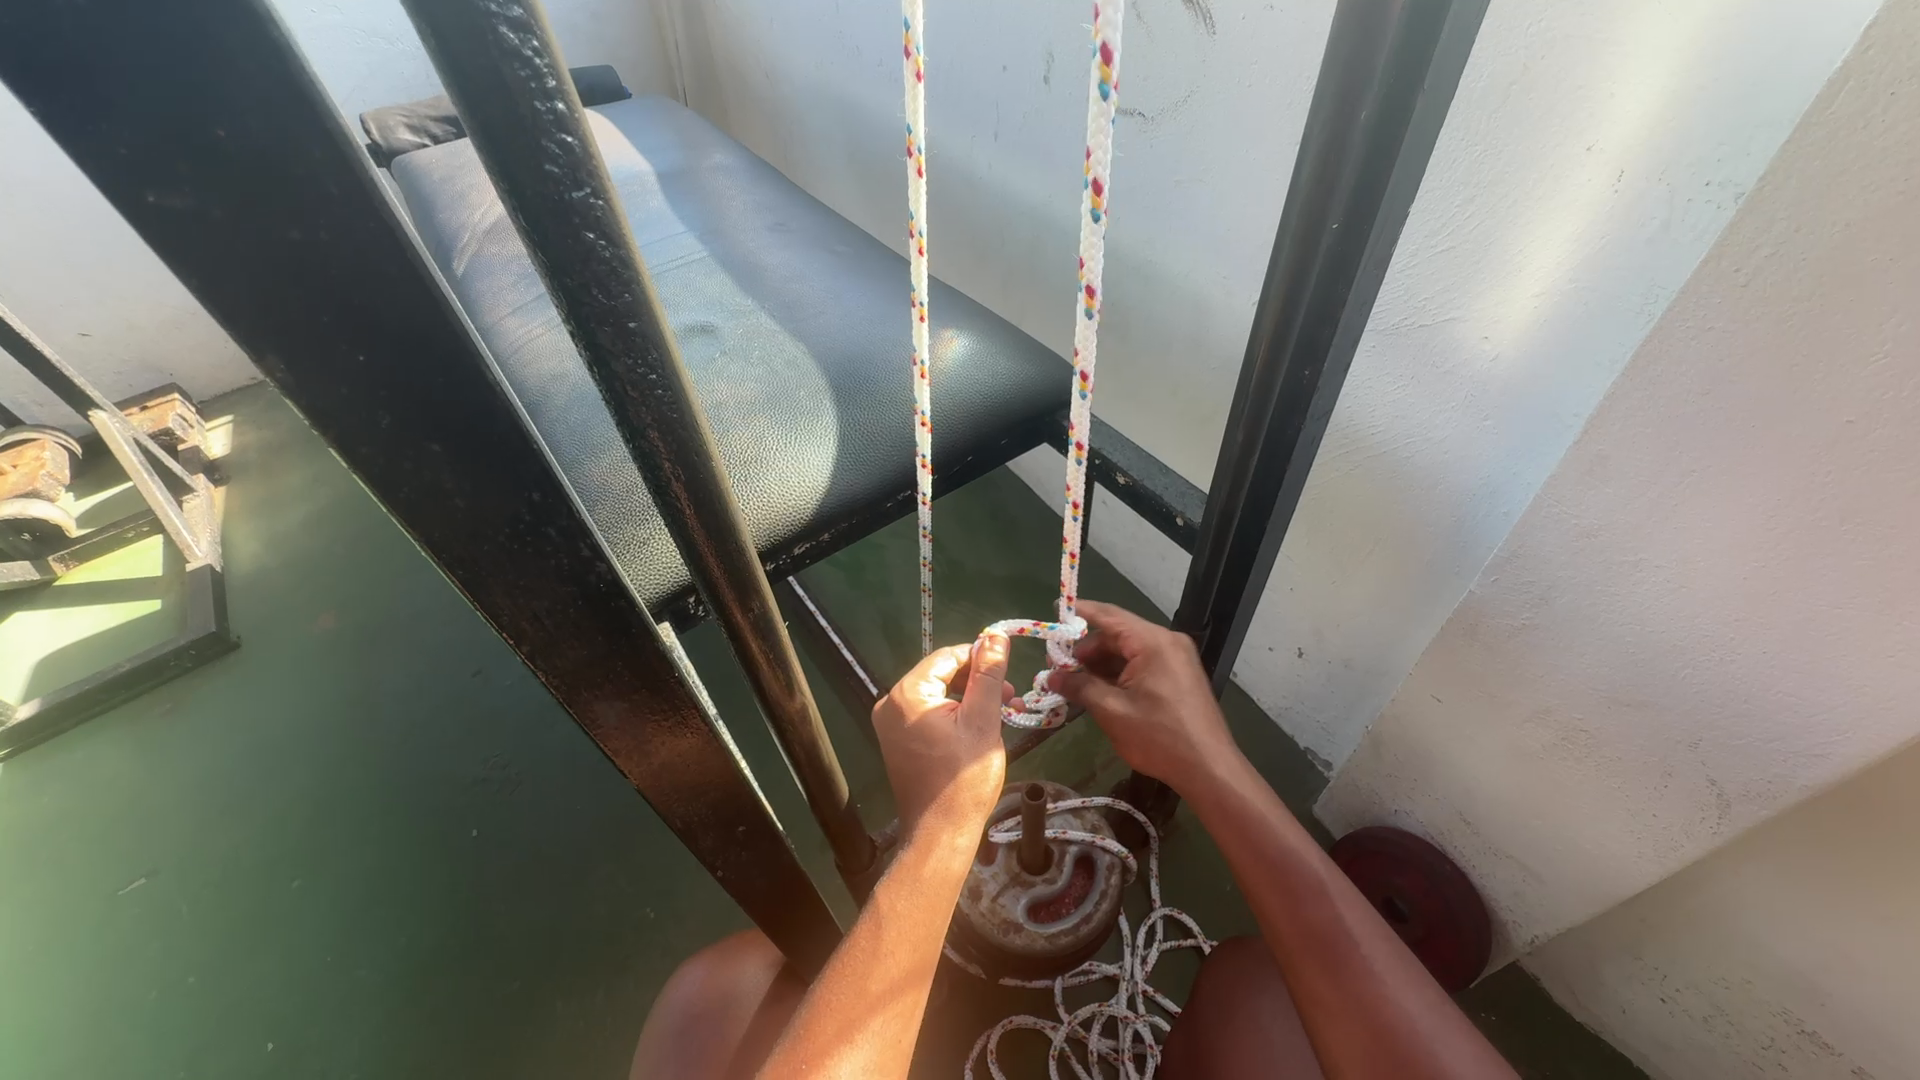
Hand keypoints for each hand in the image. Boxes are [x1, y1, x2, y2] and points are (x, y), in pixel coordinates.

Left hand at [872, 632, 1013, 838]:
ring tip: (1004, 713)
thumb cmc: (964, 778)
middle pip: (941, 674)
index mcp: (907, 693)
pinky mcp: (898, 742)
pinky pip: (929, 714)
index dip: (980, 657)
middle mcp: (891, 704)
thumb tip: (995, 635)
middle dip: (978, 681)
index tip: (1010, 670)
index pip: (947, 656)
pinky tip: (981, 726)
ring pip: (939, 695)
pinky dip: (956, 715)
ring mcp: (891, 725)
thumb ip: (988, 675)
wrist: (940, 834)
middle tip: (1012, 698)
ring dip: (971, 699)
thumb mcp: (983, 720)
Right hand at [1051, 600, 1241, 794]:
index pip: (1109, 615)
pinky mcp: (1176, 677)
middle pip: (1116, 634)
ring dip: (1099, 665)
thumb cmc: (1160, 737)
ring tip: (1071, 683)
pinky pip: (1140, 665)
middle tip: (1056, 667)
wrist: (1209, 769)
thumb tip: (1051, 677)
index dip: (1079, 612)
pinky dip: (1117, 674)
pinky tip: (1096, 690)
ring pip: (1127, 652)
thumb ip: (1080, 687)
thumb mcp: (1112, 711)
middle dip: (1085, 650)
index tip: (1054, 611)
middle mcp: (1166, 642)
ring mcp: (1174, 659)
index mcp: (1152, 642)